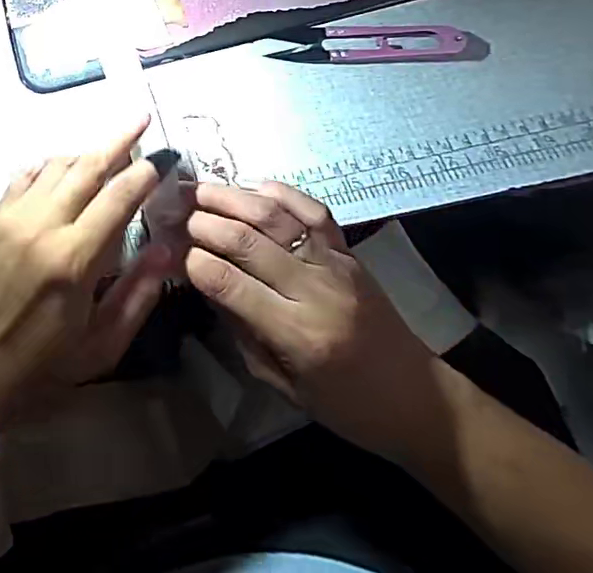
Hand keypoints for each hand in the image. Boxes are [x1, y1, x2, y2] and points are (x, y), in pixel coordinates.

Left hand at [0, 119, 174, 426]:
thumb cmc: (44, 365)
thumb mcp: (103, 343)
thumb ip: (138, 293)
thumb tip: (165, 247)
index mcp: (73, 259)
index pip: (118, 197)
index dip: (145, 172)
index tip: (165, 156)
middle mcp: (41, 225)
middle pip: (86, 167)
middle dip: (118, 141)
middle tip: (141, 121)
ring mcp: (12, 217)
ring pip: (55, 165)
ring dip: (84, 154)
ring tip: (109, 153)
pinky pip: (24, 176)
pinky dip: (49, 166)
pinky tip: (64, 171)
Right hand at [181, 181, 442, 460]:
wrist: (422, 401)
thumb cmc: (345, 404)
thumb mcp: (279, 381)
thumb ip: (240, 328)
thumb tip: (203, 281)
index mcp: (298, 335)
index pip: (229, 284)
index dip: (193, 263)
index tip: (170, 252)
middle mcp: (317, 292)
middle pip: (247, 242)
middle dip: (203, 224)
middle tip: (175, 214)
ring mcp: (337, 265)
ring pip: (277, 218)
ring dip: (232, 198)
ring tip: (200, 190)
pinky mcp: (350, 252)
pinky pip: (314, 211)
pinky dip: (281, 193)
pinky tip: (253, 187)